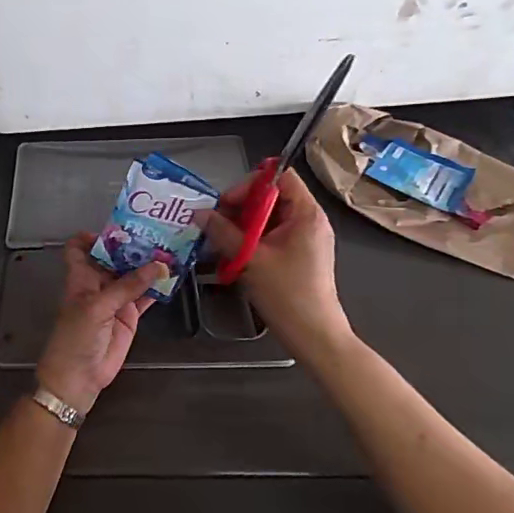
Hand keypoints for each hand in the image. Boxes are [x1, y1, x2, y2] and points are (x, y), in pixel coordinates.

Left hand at [36, 234, 166, 413]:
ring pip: (133, 276)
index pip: (79, 248)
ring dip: (148, 265)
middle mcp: (98, 284)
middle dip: (131, 246)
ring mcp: (115, 300)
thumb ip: (127, 286)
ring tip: (170, 248)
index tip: (118, 227)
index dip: (92, 236)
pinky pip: (145, 297)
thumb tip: (157, 265)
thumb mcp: (97, 307)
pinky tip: (172, 277)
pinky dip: (157, 288)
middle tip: (157, 232)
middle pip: (113, 258)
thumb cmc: (76, 338)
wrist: (79, 377)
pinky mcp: (129, 316)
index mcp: (81, 277)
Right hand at [199, 169, 350, 349]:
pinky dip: (253, 242)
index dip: (251, 184)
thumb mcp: (250, 260)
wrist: (314, 335)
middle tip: (218, 225)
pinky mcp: (299, 256)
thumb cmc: (288, 295)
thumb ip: (223, 232)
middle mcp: (310, 221)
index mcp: (306, 214)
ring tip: (223, 243)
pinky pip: (272, 237)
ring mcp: (305, 239)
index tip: (228, 203)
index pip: (280, 177)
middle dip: (242, 208)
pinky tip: (235, 257)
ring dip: (243, 227)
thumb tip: (200, 213)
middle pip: (272, 197)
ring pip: (269, 219)